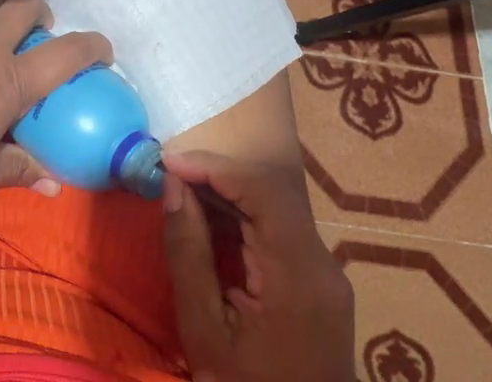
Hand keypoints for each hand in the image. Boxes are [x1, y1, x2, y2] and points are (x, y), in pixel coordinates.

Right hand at [161, 151, 354, 381]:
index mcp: (298, 274)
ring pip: (274, 208)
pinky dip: (241, 218)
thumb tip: (173, 187)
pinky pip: (278, 232)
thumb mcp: (204, 328)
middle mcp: (322, 264)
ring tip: (178, 193)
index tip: (168, 163)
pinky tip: (207, 222)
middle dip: (216, 176)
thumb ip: (189, 252)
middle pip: (271, 195)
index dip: (214, 166)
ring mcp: (325, 273)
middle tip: (166, 176)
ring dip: (226, 195)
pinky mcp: (319, 283)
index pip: (262, 190)